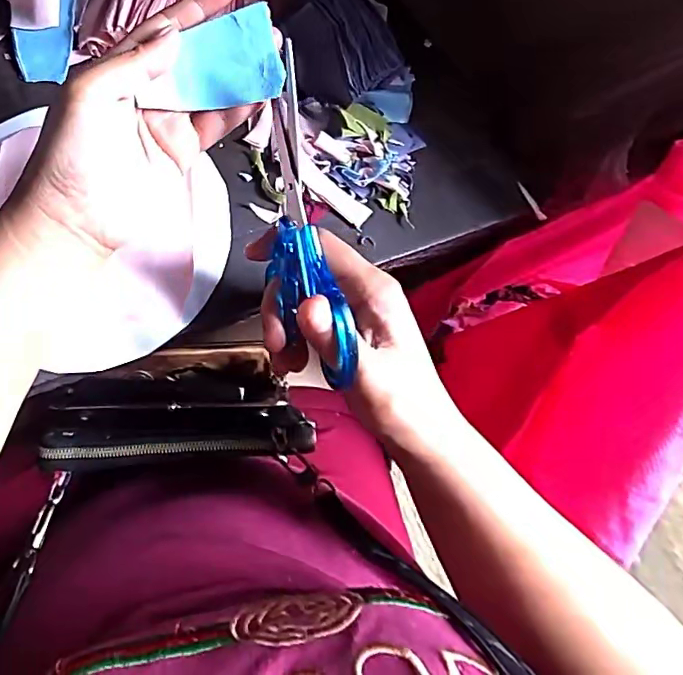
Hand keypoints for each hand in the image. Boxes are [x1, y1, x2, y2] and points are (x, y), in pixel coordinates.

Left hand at [1, 0, 260, 261]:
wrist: (75, 222)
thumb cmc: (66, 159)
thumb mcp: (87, 94)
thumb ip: (131, 61)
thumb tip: (172, 36)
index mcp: (116, 72)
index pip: (159, 32)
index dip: (192, 9)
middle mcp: (143, 93)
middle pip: (191, 56)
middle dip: (222, 36)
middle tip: (252, 23)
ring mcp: (165, 121)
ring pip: (210, 86)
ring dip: (237, 69)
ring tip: (264, 52)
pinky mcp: (182, 150)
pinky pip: (217, 121)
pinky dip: (239, 107)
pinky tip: (255, 92)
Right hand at [248, 227, 466, 454]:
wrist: (423, 437)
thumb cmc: (408, 408)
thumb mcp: (368, 376)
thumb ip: (335, 339)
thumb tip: (308, 305)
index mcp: (374, 291)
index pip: (322, 245)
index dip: (287, 244)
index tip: (259, 255)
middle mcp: (364, 292)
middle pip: (303, 270)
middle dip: (281, 301)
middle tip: (278, 338)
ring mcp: (354, 308)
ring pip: (300, 294)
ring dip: (284, 323)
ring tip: (289, 356)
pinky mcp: (345, 326)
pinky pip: (307, 316)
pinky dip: (293, 336)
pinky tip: (296, 359)